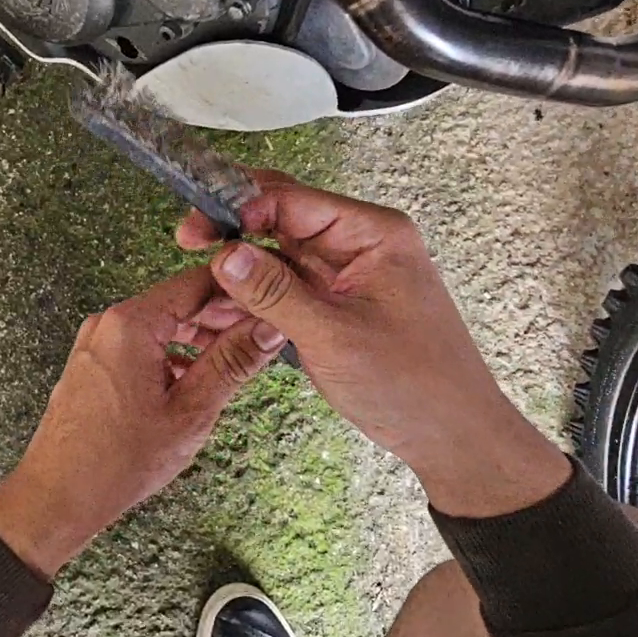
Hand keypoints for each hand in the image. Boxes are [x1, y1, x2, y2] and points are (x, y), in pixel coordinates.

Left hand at [0, 267, 285, 576]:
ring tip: (235, 356)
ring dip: (197, 336)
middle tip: (262, 331)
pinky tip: (194, 376)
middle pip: (178, 301)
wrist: (57, 495)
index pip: (197, 282)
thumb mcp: (191, 411)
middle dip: (221, 315)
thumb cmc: (116, 461)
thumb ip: (232, 363)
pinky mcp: (91, 363)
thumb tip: (267, 327)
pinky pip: (139, 344)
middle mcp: (108, 324)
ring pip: (160, 324)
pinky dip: (170, 353)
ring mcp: (96, 343)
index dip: (239, 289)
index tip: (270, 299)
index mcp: (132, 324)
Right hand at [177, 171, 569, 517]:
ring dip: (236, 270)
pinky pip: (280, 287)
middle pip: (279, 219)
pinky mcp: (329, 303)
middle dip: (232, 230)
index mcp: (371, 234)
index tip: (198, 231)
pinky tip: (218, 312)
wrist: (449, 435)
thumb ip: (275, 292)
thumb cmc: (411, 383)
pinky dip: (250, 298)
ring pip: (274, 254)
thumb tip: (224, 254)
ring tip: (199, 293)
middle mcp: (355, 244)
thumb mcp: (333, 335)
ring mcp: (340, 274)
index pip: (292, 201)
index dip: (240, 208)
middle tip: (188, 243)